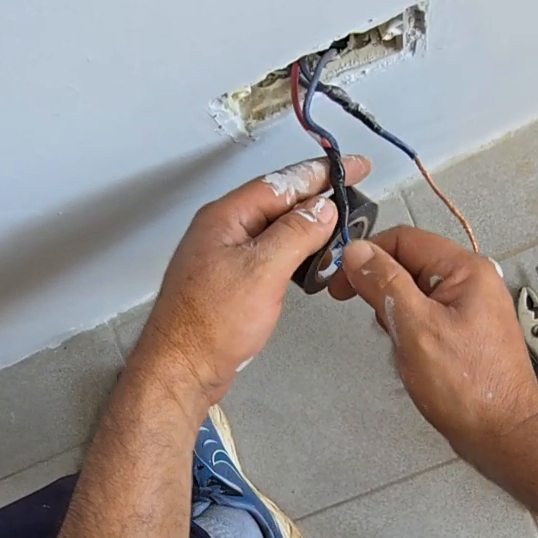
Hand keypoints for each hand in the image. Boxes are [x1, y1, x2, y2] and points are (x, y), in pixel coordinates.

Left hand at [132, 155, 370, 407]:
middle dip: (317, 198)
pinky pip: (268, 256)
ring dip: (307, 229)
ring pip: (274, 231)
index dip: (321, 173)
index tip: (354, 168)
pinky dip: (294, 255)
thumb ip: (296, 234)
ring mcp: (224, 258)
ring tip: (338, 231)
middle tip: (353, 199)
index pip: (281, 183)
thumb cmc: (208, 326)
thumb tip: (323, 209)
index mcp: (225, 218)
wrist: (183, 369)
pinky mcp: (230, 284)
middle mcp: (222, 232)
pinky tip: (308, 264)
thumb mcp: (263, 271)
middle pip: (277, 203)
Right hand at [330, 227, 537, 460]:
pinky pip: (425, 319)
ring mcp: (469, 310)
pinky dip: (409, 334)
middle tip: (373, 319)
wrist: (501, 433)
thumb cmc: (470, 388)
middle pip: (408, 265)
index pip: (404, 239)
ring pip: (414, 295)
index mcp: (466, 270)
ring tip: (402, 347)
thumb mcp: (415, 327)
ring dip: (395, 318)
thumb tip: (358, 253)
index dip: (367, 255)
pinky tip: (412, 359)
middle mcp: (472, 284)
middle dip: (382, 292)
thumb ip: (384, 284)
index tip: (342, 277)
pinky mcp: (464, 334)